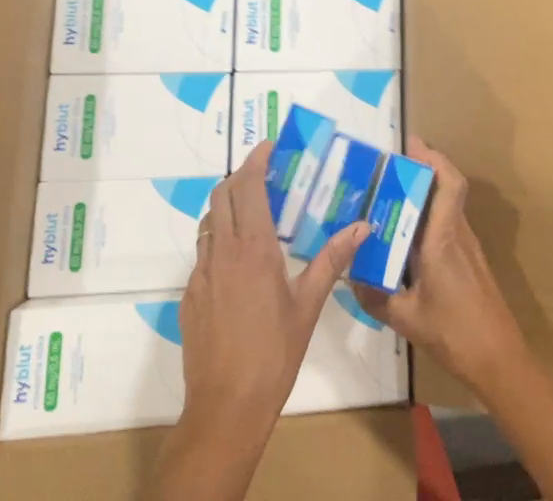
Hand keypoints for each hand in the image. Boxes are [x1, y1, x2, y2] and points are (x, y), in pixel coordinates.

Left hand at [178, 141, 368, 427]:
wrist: (227, 405)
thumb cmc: (275, 354)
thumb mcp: (308, 306)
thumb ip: (332, 260)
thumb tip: (362, 227)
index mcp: (254, 250)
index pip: (248, 188)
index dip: (256, 161)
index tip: (270, 147)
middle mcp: (222, 253)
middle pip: (221, 196)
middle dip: (240, 177)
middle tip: (265, 174)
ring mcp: (201, 275)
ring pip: (209, 224)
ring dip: (227, 207)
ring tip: (254, 213)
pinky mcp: (190, 297)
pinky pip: (203, 255)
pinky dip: (219, 241)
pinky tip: (240, 264)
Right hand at [354, 137, 525, 388]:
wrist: (499, 359)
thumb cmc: (454, 334)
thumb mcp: (405, 318)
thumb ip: (373, 296)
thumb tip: (347, 277)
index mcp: (443, 241)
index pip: (448, 185)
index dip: (434, 159)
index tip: (411, 144)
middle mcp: (458, 236)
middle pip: (447, 189)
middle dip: (422, 170)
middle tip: (388, 165)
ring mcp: (467, 249)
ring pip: (447, 208)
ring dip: (425, 194)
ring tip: (389, 193)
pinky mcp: (469, 262)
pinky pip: (447, 227)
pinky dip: (428, 219)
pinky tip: (405, 234)